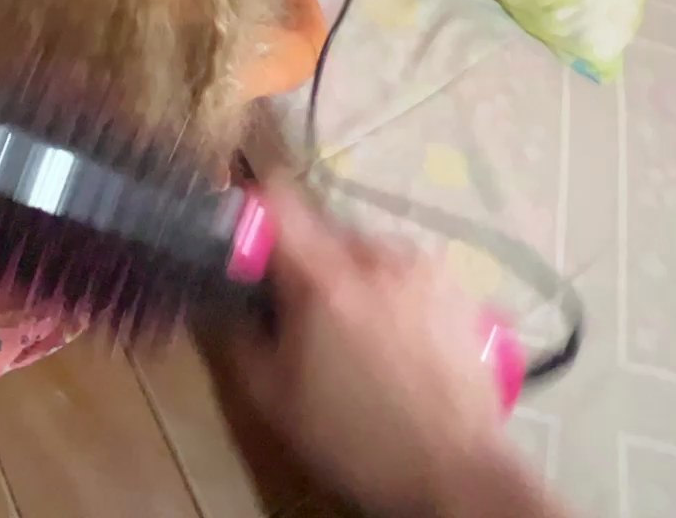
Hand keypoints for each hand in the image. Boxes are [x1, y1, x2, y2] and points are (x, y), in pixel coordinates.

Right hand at [215, 188, 544, 515]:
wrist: (459, 477)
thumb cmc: (354, 436)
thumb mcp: (272, 396)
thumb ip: (234, 332)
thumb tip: (215, 292)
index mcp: (323, 277)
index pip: (278, 197)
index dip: (256, 204)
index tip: (249, 234)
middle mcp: (373, 256)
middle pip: (320, 228)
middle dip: (306, 259)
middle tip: (306, 310)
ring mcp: (420, 267)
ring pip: (362, 248)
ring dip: (349, 273)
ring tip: (357, 329)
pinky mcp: (453, 285)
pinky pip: (401, 267)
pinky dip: (388, 286)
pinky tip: (396, 334)